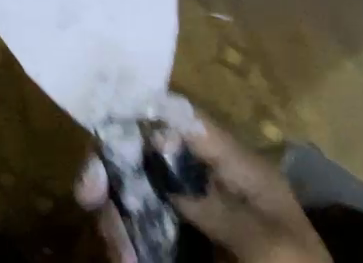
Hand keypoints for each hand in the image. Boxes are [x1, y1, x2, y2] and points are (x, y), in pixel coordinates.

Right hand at [77, 114, 331, 262]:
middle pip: (143, 153)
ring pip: (130, 192)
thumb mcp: (273, 247)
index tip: (107, 128)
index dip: (143, 114)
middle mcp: (207, 183)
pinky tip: (122, 257)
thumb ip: (220, 206)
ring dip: (112, 214)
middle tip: (88, 193)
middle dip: (110, 168)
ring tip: (119, 252)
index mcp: (238, 171)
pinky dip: (121, 240)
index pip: (185, 121)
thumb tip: (164, 168)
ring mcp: (189, 216)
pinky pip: (133, 229)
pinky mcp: (175, 244)